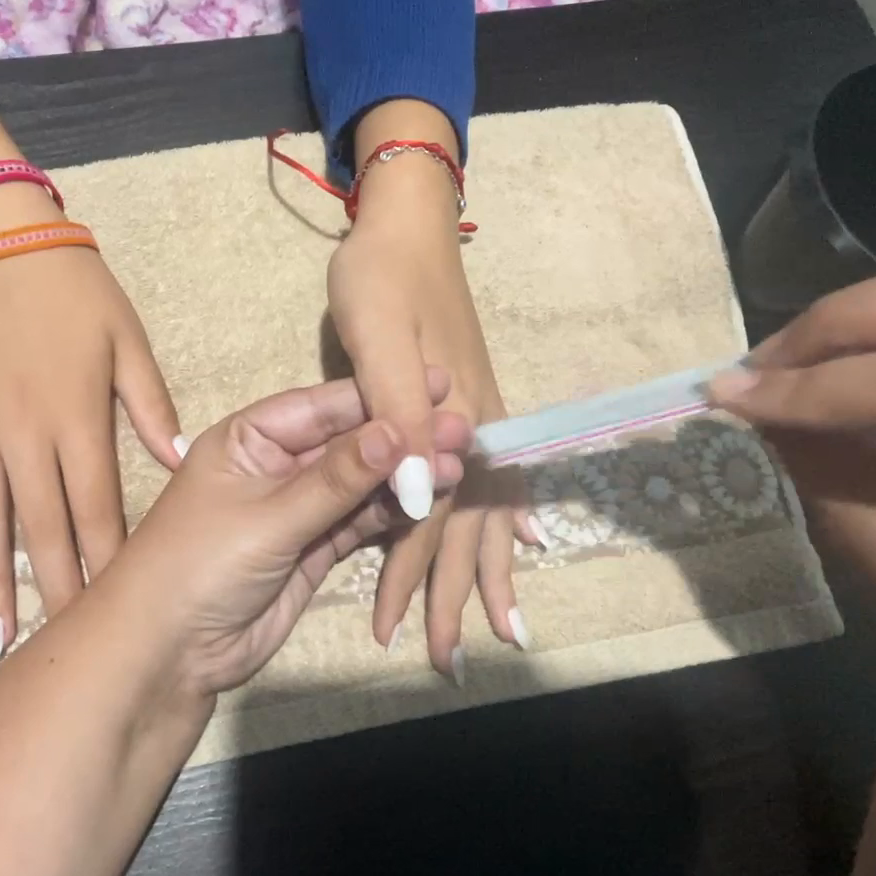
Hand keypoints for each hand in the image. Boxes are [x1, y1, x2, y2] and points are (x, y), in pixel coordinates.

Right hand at [0, 246, 182, 658]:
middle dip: (53, 591)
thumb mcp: (127, 338)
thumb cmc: (72, 288)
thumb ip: (151, 403)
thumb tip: (181, 458)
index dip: (106, 563)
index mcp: (78, 419)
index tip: (115, 613)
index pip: (97, 509)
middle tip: (57, 651)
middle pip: (42, 529)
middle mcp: (24, 436)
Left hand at [99, 371, 473, 695]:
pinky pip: (358, 524)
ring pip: (359, 485)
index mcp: (249, 438)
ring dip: (403, 478)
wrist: (168, 651)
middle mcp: (276, 465)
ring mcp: (296, 509)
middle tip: (463, 430)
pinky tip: (430, 501)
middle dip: (401, 440)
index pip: (321, 407)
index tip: (434, 384)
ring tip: (460, 466)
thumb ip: (335, 478)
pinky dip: (390, 515)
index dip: (377, 396)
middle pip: (347, 445)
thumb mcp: (268, 516)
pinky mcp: (312, 549)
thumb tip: (397, 430)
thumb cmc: (201, 564)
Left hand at [326, 117, 538, 682]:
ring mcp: (453, 422)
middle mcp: (453, 426)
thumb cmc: (375, 278)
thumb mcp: (371, 341)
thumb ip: (390, 418)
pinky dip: (480, 525)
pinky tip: (504, 551)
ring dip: (475, 567)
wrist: (404, 221)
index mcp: (433, 414)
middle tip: (458, 654)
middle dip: (455, 586)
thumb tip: (418, 501)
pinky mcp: (451, 411)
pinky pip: (461, 484)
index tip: (413, 631)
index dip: (417, 569)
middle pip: (456, 519)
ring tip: (496, 623)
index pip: (424, 507)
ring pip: (465, 508)